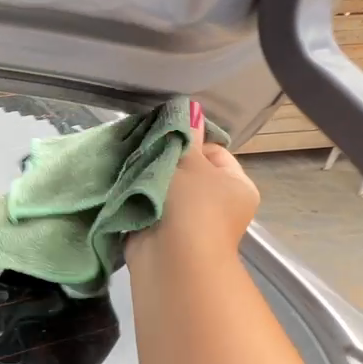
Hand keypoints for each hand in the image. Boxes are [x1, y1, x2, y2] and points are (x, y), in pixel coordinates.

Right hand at [129, 113, 259, 262]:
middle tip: (142, 153)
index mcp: (238, 185)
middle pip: (188, 170)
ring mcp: (193, 220)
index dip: (188, 142)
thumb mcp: (189, 162)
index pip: (214, 151)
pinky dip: (138, 198)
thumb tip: (190, 108)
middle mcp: (220, 203)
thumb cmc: (191, 203)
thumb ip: (185, 135)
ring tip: (130, 171)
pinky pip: (151, 204)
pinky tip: (124, 190)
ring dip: (148, 180)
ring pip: (166, 188)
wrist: (172, 255)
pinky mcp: (165, 231)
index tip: (163, 141)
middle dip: (164, 161)